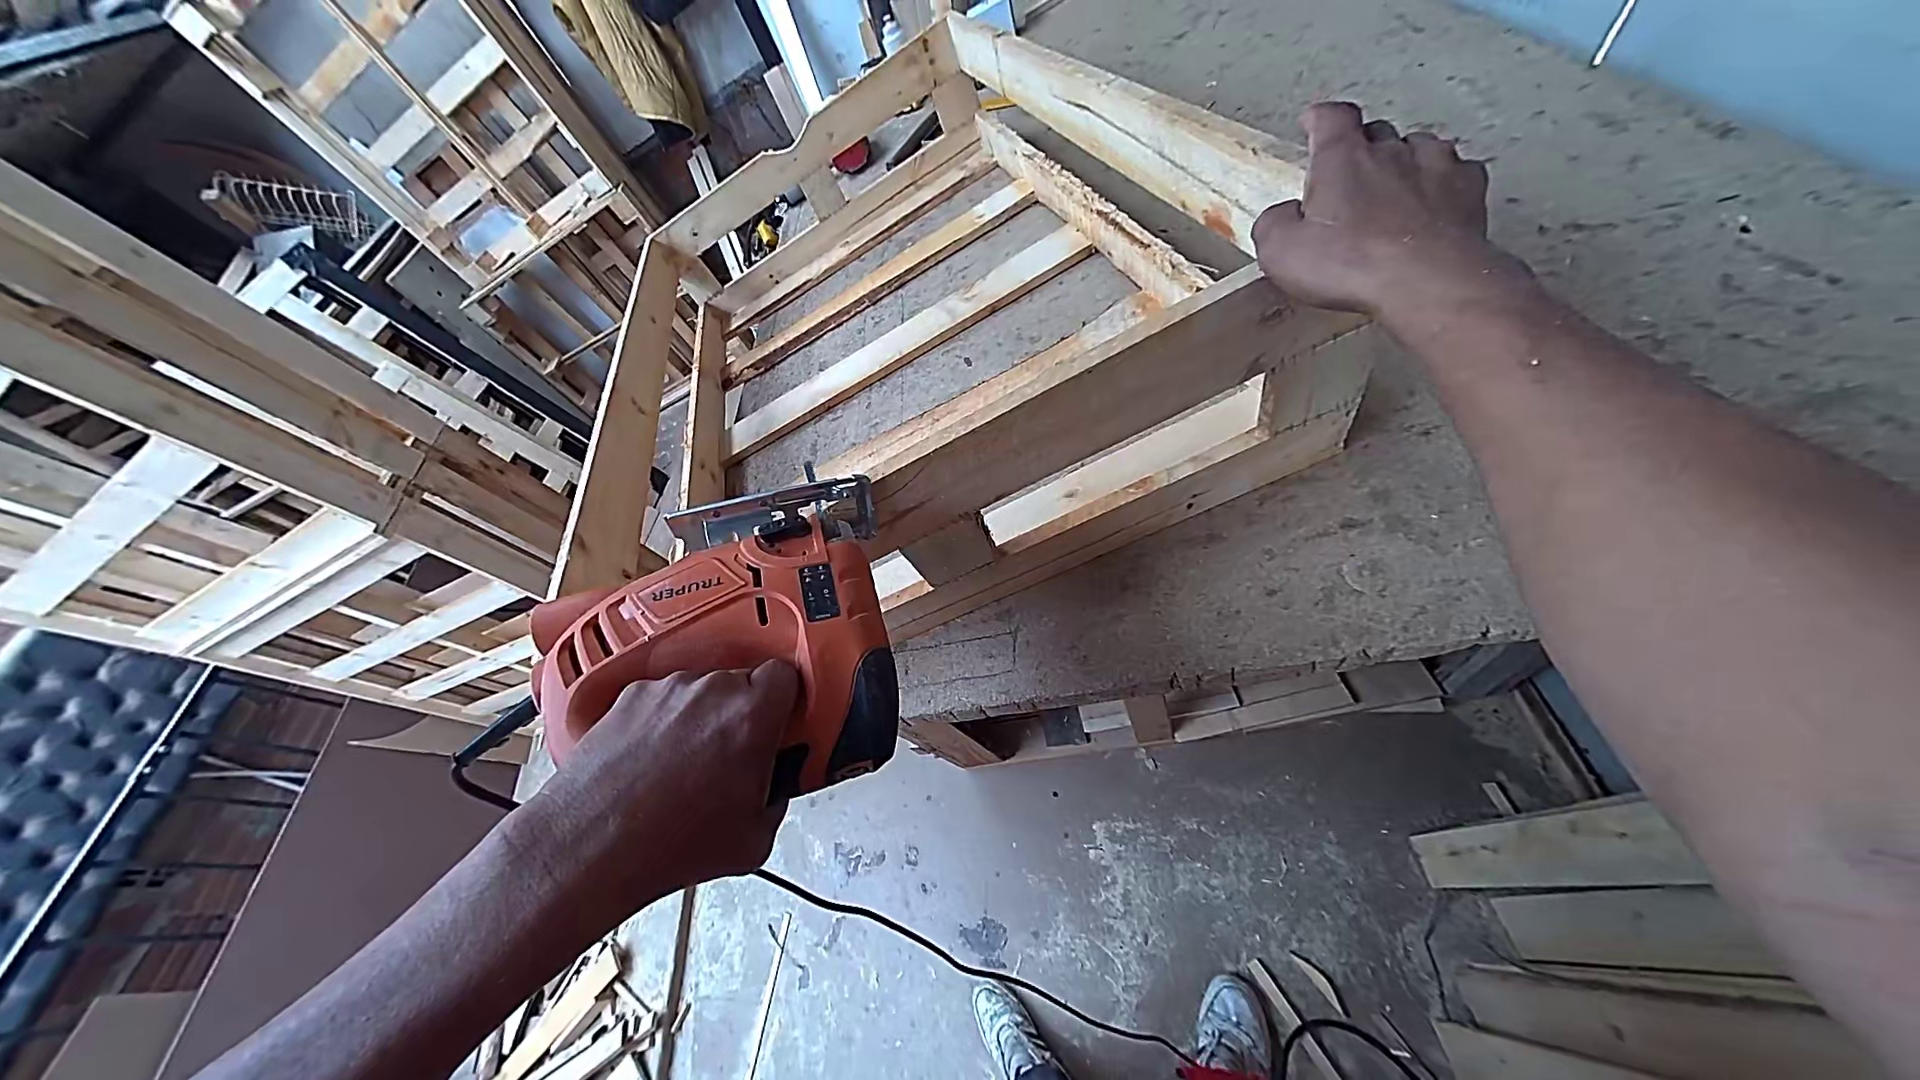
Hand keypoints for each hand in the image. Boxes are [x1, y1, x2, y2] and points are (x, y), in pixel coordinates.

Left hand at [512, 661, 799, 922]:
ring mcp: (668, 690)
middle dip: (745, 712)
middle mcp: (711, 692)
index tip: (783, 717)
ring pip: (704, 690)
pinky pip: (665, 698)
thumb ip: (778, 797)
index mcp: (751, 716)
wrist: (588, 848)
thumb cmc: (665, 844)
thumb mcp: (755, 837)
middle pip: (745, 682)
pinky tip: (656, 759)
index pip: (787, 674)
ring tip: (687, 762)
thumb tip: (774, 788)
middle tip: (735, 751)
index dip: (787, 697)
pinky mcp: (632, 697)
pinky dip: (666, 720)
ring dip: (705, 716)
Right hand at [1253, 102, 1528, 319]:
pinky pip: (1455, 172)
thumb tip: (1281, 214)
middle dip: (1361, 148)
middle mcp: (1391, 150)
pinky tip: (1430, 206)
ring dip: (1402, 163)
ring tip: (1390, 191)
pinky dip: (1439, 183)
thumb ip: (1273, 224)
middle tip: (1348, 175)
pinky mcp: (1468, 189)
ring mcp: (1436, 165)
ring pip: (1417, 147)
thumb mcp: (1280, 251)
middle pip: (1376, 132)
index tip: (1313, 121)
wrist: (1423, 280)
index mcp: (1342, 159)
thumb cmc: (1348, 262)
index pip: (1331, 119)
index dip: (1320, 118)